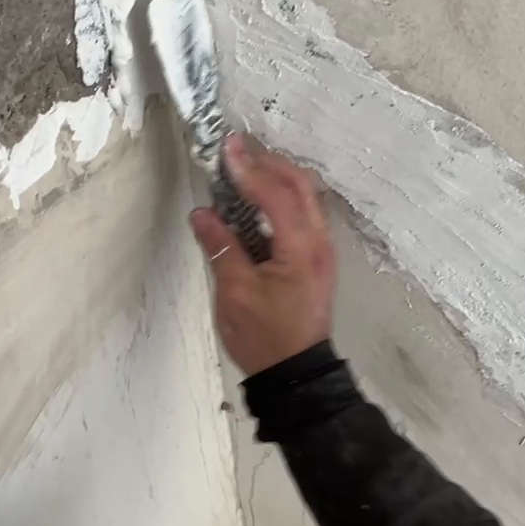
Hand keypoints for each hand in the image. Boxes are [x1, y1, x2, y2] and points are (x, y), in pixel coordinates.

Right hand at [190, 134, 336, 376]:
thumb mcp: (235, 293)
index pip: (276, 195)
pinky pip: (303, 213)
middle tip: (236, 151)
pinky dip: (281, 196)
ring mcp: (322, 250)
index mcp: (301, 249)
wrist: (296, 376)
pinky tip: (257, 199)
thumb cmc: (265, 338)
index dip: (249, 169)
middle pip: (300, 185)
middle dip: (268, 162)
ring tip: (244, 168)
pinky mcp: (316, 258)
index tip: (227, 148)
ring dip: (277, 176)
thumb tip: (202, 213)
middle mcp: (319, 243)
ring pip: (306, 196)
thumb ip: (221, 247)